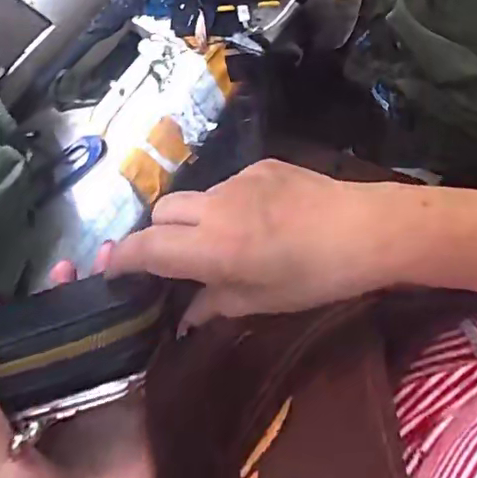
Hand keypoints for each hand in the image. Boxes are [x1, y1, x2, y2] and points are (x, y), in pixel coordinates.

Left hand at [0, 250, 154, 477]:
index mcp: (14, 420)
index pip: (1, 366)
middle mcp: (53, 401)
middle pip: (53, 341)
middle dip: (58, 301)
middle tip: (65, 265)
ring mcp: (95, 398)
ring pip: (93, 337)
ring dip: (98, 298)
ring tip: (102, 259)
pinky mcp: (133, 397)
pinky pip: (134, 351)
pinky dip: (138, 317)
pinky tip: (140, 285)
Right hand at [108, 160, 391, 328]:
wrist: (363, 227)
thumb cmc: (315, 276)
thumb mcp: (263, 301)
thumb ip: (215, 304)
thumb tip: (185, 314)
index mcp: (215, 246)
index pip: (149, 246)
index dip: (124, 257)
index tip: (113, 270)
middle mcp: (217, 205)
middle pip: (163, 210)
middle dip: (157, 233)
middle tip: (175, 259)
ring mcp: (239, 179)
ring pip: (196, 196)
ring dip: (195, 218)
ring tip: (225, 240)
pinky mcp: (261, 164)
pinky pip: (228, 184)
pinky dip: (227, 204)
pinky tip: (258, 219)